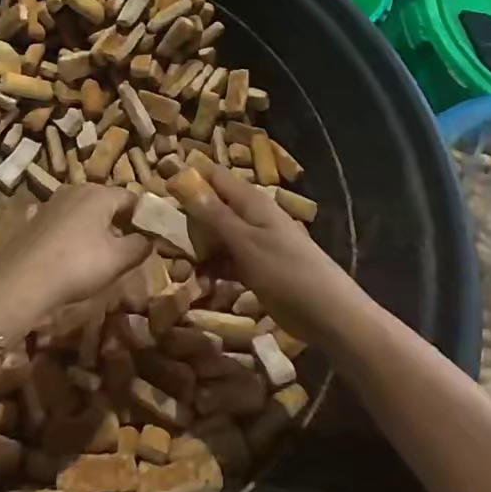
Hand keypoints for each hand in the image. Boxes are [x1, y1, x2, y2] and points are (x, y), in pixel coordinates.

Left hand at [0, 185, 150, 341]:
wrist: (21, 282)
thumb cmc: (77, 265)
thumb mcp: (119, 259)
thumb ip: (141, 245)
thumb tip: (150, 238)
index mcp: (100, 193)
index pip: (133, 199)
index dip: (144, 218)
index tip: (149, 240)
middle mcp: (75, 189)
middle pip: (107, 202)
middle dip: (119, 222)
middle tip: (126, 249)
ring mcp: (50, 203)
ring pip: (82, 210)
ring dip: (93, 227)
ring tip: (97, 253)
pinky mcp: (32, 220)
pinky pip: (59, 221)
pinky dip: (67, 231)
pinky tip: (66, 247)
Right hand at [176, 167, 365, 340]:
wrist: (328, 313)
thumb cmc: (286, 272)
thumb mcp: (245, 242)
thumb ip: (215, 214)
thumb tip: (186, 180)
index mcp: (252, 202)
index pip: (216, 177)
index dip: (191, 179)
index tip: (162, 193)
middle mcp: (252, 218)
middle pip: (213, 208)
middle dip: (190, 220)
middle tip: (164, 238)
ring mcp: (255, 244)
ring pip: (218, 237)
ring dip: (199, 249)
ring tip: (178, 266)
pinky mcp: (256, 269)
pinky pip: (227, 262)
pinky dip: (214, 269)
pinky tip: (200, 284)